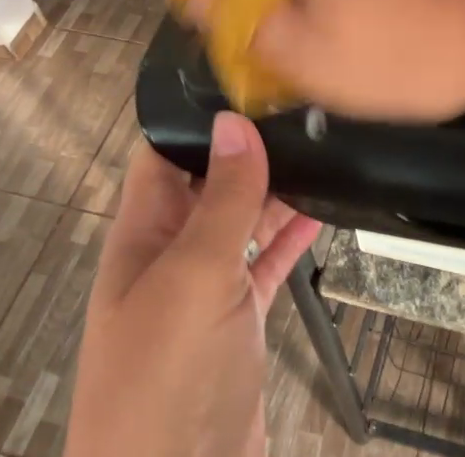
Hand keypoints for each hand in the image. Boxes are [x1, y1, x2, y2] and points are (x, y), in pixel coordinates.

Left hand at [67, 114, 321, 456]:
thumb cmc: (167, 376)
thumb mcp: (193, 277)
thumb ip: (220, 200)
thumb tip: (233, 122)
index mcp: (141, 236)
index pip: (164, 156)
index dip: (201, 120)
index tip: (255, 87)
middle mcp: (168, 256)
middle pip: (209, 185)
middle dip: (249, 151)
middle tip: (306, 113)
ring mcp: (204, 293)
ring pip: (242, 224)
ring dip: (276, 193)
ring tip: (323, 150)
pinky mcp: (238, 325)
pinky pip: (265, 267)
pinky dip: (290, 239)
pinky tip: (324, 211)